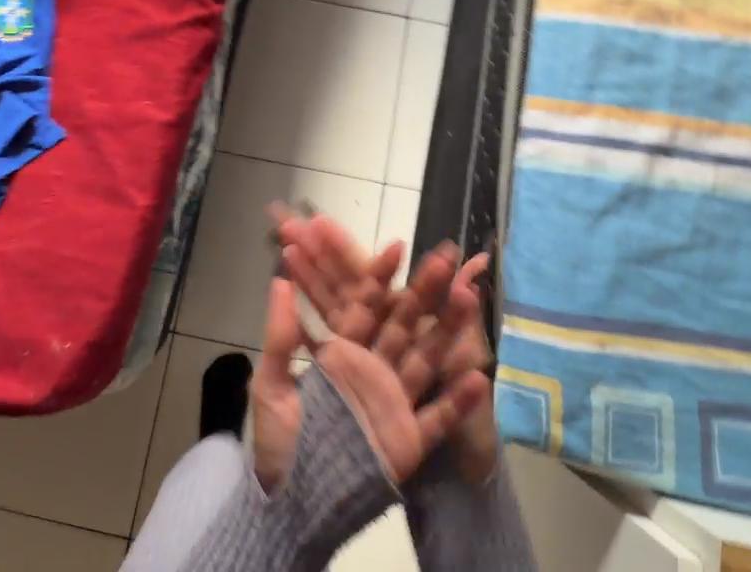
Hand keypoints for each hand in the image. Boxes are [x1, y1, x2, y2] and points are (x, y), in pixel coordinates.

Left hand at [250, 266, 488, 491]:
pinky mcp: (409, 439)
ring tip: (471, 296)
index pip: (364, 306)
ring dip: (448, 329)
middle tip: (446, 258)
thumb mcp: (270, 385)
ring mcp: (395, 402)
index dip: (378, 277)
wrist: (295, 504)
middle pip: (403, 323)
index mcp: (341, 353)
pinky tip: (480, 377)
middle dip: (423, 291)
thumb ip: (279, 334)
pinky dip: (457, 400)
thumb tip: (279, 280)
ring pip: (426, 357)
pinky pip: (438, 417)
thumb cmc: (281, 443)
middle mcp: (373, 369)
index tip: (396, 247)